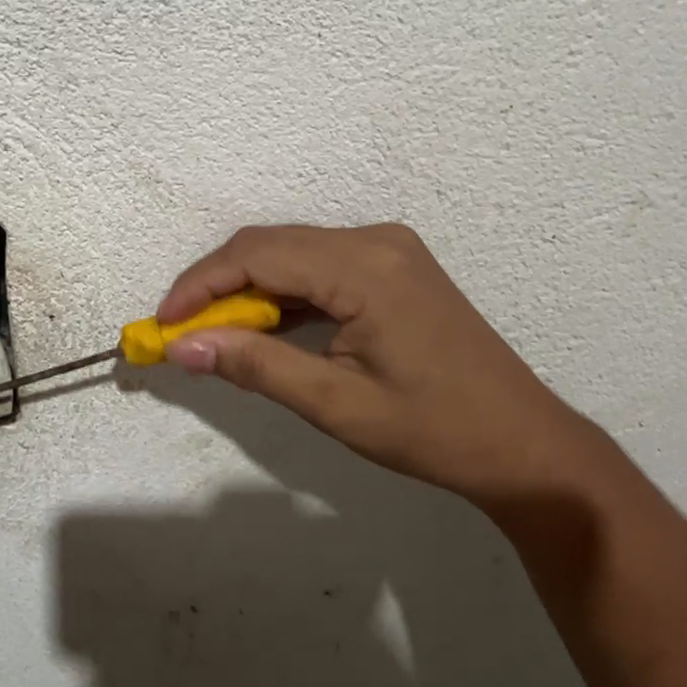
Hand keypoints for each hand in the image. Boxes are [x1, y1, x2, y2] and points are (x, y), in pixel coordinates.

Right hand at [157, 224, 599, 502]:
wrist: (524, 444)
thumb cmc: (433, 431)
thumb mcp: (335, 404)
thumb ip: (256, 366)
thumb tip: (182, 346)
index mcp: (365, 268)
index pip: (256, 255)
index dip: (199, 286)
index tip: (162, 325)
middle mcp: (376, 242)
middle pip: (270, 246)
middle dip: (217, 287)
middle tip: (181, 335)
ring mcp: (389, 251)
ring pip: (291, 255)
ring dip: (247, 292)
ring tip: (213, 337)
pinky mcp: (393, 268)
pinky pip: (318, 267)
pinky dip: (281, 295)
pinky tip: (263, 329)